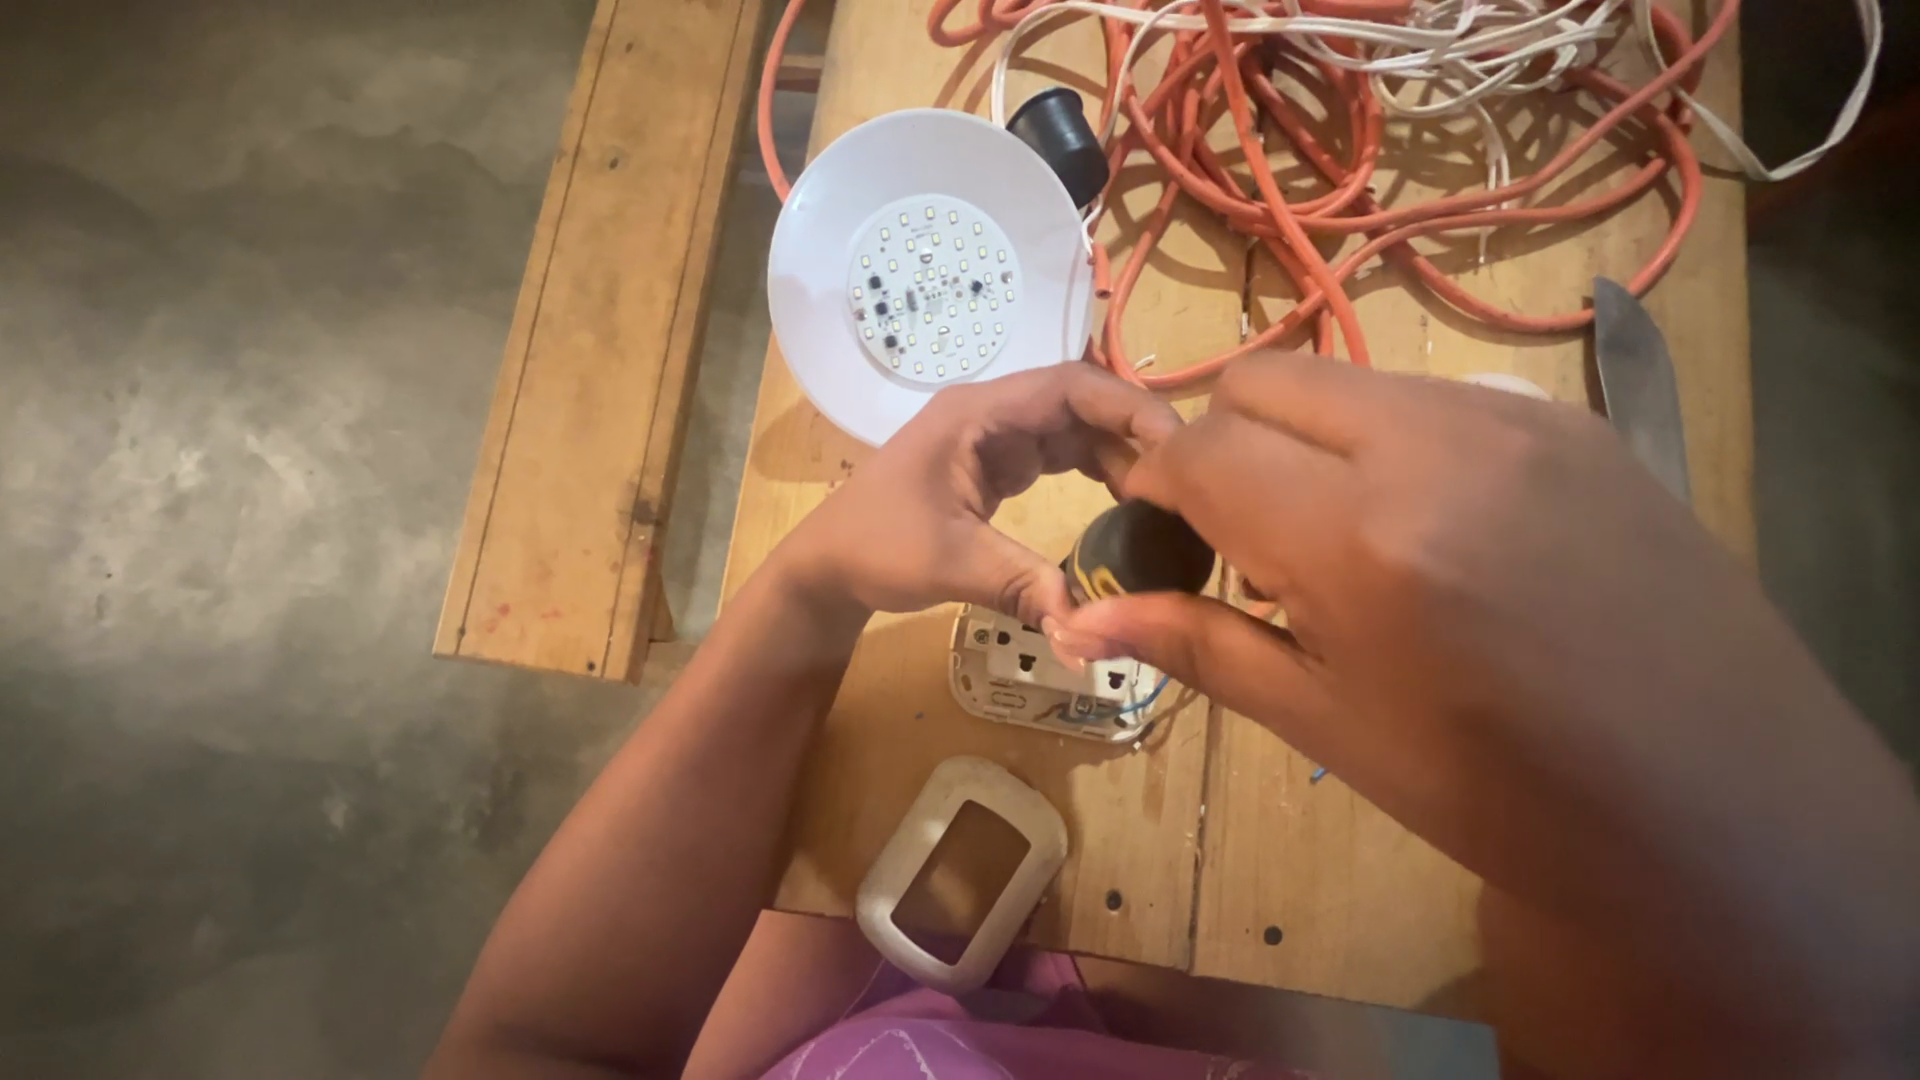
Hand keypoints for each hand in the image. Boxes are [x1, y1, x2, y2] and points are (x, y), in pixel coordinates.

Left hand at [770, 363, 1180, 628]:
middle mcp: (991, 414)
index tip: (1178, 449)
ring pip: (1073, 432)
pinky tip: (1122, 505)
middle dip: (1133, 438)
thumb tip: (1090, 633)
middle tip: (1181, 487)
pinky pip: (1058, 457)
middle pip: (1080, 405)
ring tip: (1158, 503)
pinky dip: (1094, 475)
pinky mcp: (995, 466)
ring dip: (1117, 459)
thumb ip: (1023, 587)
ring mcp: (993, 439)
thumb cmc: (873, 548)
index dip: (1129, 407)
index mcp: (977, 413)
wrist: (827, 565)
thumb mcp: (950, 563)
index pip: (1070, 386)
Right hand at [1050, 353, 1919, 1077]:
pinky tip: (1413, 523)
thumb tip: (1076, 624)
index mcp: (1361, 540)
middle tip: (1235, 528)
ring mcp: (1514, 420)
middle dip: (1218, 440)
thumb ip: (1190, 644)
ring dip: (1295, 434)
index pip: (1202, 450)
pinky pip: (1420, 394)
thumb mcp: (1322, 720)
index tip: (1155, 526)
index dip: (1156, 481)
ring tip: (1325, 529)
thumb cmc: (1492, 790)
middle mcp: (1434, 446)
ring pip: (1340, 377)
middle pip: (1261, 378)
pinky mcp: (1568, 422)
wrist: (1727, 813)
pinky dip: (1374, 438)